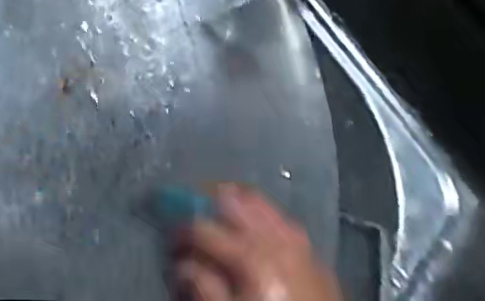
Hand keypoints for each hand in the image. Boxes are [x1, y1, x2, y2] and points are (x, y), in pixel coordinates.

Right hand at [172, 184, 343, 300]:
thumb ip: (201, 286)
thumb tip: (181, 262)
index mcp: (250, 256)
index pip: (198, 227)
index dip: (177, 232)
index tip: (168, 242)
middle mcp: (275, 240)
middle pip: (229, 198)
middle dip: (203, 202)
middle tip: (189, 216)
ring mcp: (300, 246)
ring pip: (257, 201)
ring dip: (233, 203)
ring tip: (218, 217)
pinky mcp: (316, 259)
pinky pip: (282, 221)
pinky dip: (261, 216)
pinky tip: (252, 231)